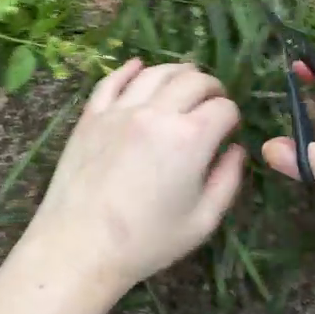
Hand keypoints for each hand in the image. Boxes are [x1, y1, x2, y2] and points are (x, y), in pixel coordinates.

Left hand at [25, 60, 245, 293]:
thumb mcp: (202, 222)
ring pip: (155, 73)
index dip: (232, 116)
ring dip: (178, 71)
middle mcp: (156, 113)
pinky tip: (139, 67)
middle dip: (212, 87)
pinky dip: (129, 69)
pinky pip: (112, 80)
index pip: (223, 108)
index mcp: (190, 138)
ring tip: (186, 80)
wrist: (79, 247)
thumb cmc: (146, 242)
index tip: (229, 129)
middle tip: (214, 101)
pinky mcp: (92, 115)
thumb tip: (236, 150)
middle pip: (193, 81)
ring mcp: (120, 110)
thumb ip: (227, 181)